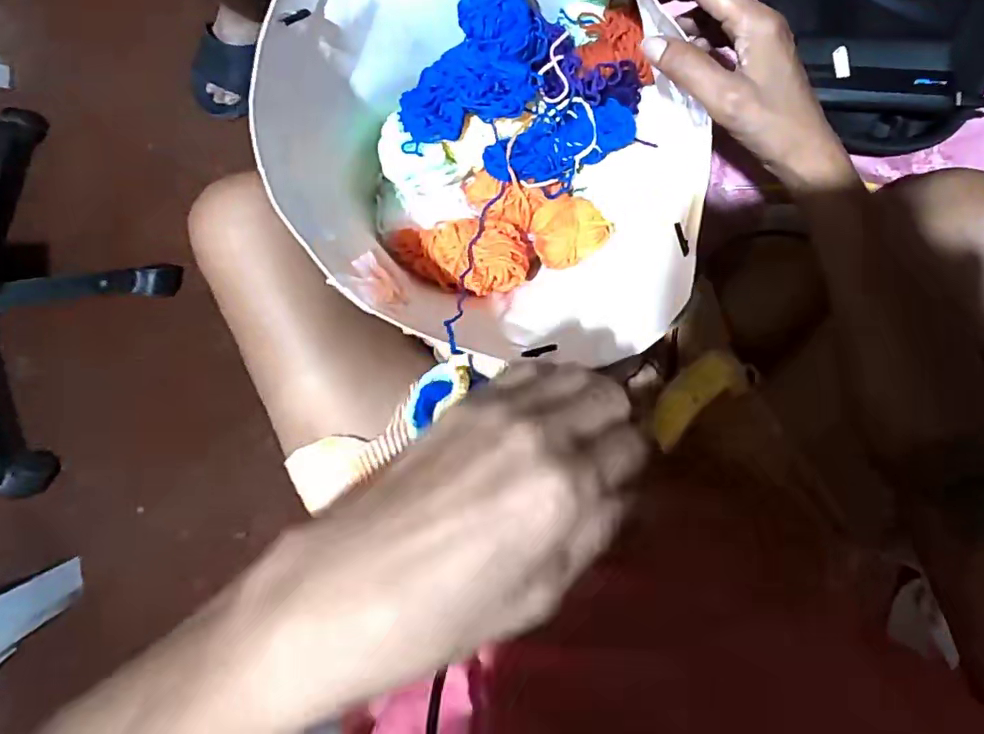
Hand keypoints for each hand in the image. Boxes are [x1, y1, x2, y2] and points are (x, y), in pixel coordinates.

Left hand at [234, 364, 647, 729]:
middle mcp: (544, 431)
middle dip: (621, 422)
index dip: (638, 462)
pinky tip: (542, 408)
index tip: (628, 476)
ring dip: (590, 395)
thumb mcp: (541, 595)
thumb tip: (626, 492)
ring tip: (579, 424)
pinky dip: (552, 382)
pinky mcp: (473, 397)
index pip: (635, 445)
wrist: (345, 587)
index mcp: (567, 488)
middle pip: (614, 396)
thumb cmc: (447, 613)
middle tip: (606, 450)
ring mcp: (505, 406)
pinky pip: (533, 369)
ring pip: (578, 372)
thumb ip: (595, 532)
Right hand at [634, 0, 854, 190]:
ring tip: (649, 26)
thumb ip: (686, 66)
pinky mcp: (758, 57)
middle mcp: (759, 21)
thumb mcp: (725, 98)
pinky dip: (696, 38)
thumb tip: (649, 41)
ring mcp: (760, 39)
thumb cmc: (772, 127)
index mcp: (756, 21)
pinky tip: (678, 53)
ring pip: (714, 14)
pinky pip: (721, 36)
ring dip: (682, 16)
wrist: (807, 157)